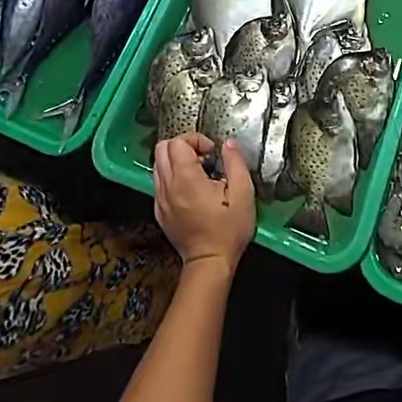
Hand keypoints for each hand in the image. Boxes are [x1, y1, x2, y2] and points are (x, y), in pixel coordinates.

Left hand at [152, 133, 253, 272]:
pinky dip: (172, 176)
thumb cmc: (230, 229)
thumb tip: (228, 143)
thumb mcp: (244, 194)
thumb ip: (236, 163)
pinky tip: (192, 189)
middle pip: (161, 149)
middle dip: (183, 146)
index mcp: (186, 180)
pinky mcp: (160, 211)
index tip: (212, 152)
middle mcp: (167, 187)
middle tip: (204, 157)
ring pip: (158, 165)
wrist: (210, 262)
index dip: (195, 139)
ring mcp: (160, 200)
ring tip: (199, 172)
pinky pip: (159, 183)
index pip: (176, 143)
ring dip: (177, 160)